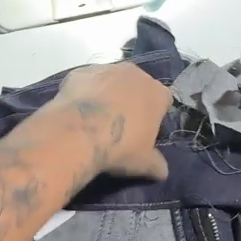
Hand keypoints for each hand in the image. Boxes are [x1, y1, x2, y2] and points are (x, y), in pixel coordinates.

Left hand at [45, 63, 170, 181]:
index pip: (163, 101)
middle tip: (120, 125)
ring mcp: (106, 68)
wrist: (78, 134)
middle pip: (137, 86)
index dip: (155, 116)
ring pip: (111, 81)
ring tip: (95, 119)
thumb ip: (156, 164)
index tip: (145, 132)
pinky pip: (86, 82)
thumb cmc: (120, 147)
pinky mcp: (80, 71)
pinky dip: (84, 92)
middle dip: (131, 101)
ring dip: (107, 94)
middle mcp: (135, 73)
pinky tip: (77, 111)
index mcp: (157, 93)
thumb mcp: (143, 163)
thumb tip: (162, 171)